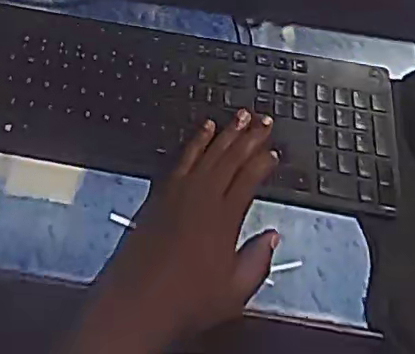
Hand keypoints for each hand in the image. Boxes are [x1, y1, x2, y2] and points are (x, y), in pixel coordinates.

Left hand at [64, 110, 279, 352]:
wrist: (140, 297)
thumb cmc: (186, 298)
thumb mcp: (235, 291)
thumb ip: (257, 261)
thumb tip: (272, 238)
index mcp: (225, 217)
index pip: (249, 178)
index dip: (264, 161)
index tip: (274, 151)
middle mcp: (203, 196)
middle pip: (232, 157)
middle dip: (251, 136)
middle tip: (264, 119)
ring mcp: (181, 188)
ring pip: (210, 150)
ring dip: (228, 131)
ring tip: (242, 115)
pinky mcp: (163, 188)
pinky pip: (185, 155)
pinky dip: (197, 138)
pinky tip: (205, 127)